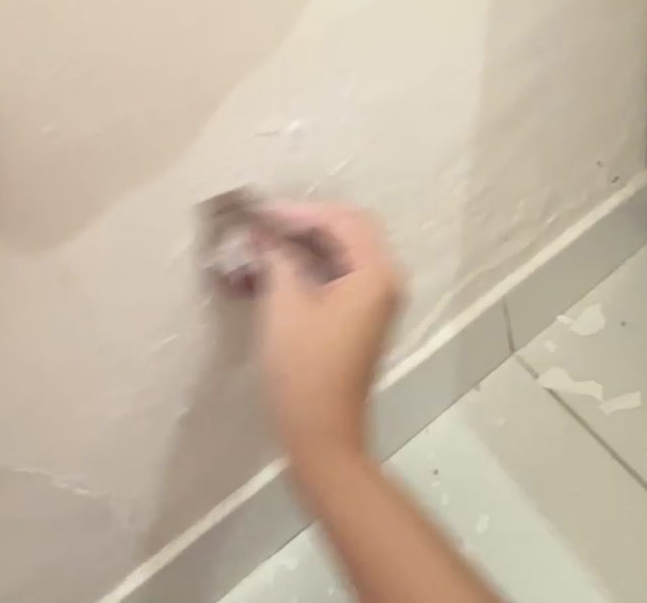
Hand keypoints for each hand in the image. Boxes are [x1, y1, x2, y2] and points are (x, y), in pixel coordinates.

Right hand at [254, 203, 405, 466]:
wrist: (322, 435)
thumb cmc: (304, 369)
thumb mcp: (285, 305)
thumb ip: (277, 258)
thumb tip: (263, 230)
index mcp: (376, 272)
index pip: (341, 219)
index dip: (300, 211)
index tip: (261, 212)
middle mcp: (386, 278)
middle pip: (349, 228)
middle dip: (306, 221)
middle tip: (265, 222)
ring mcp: (377, 297)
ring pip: (345, 249)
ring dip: (308, 240)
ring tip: (266, 240)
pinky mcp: (364, 313)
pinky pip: (342, 271)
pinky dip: (313, 262)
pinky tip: (279, 264)